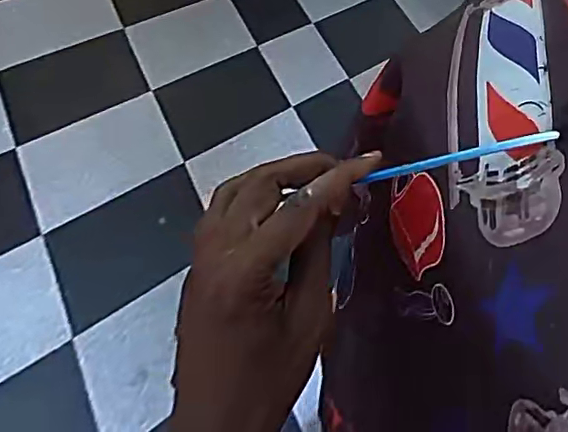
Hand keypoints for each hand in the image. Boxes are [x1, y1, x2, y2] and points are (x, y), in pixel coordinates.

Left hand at [170, 151, 381, 431]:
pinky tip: (281, 202)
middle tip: (345, 171)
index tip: (370, 161)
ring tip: (316, 180)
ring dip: (279, 175)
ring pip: (237, 187)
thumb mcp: (310, 318)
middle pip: (261, 183)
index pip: (298, 205)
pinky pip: (223, 207)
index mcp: (243, 273)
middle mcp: (214, 255)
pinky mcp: (197, 264)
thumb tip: (332, 202)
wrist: (213, 427)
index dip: (339, 178)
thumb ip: (319, 251)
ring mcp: (199, 258)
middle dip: (308, 168)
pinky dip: (255, 192)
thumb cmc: (267, 382)